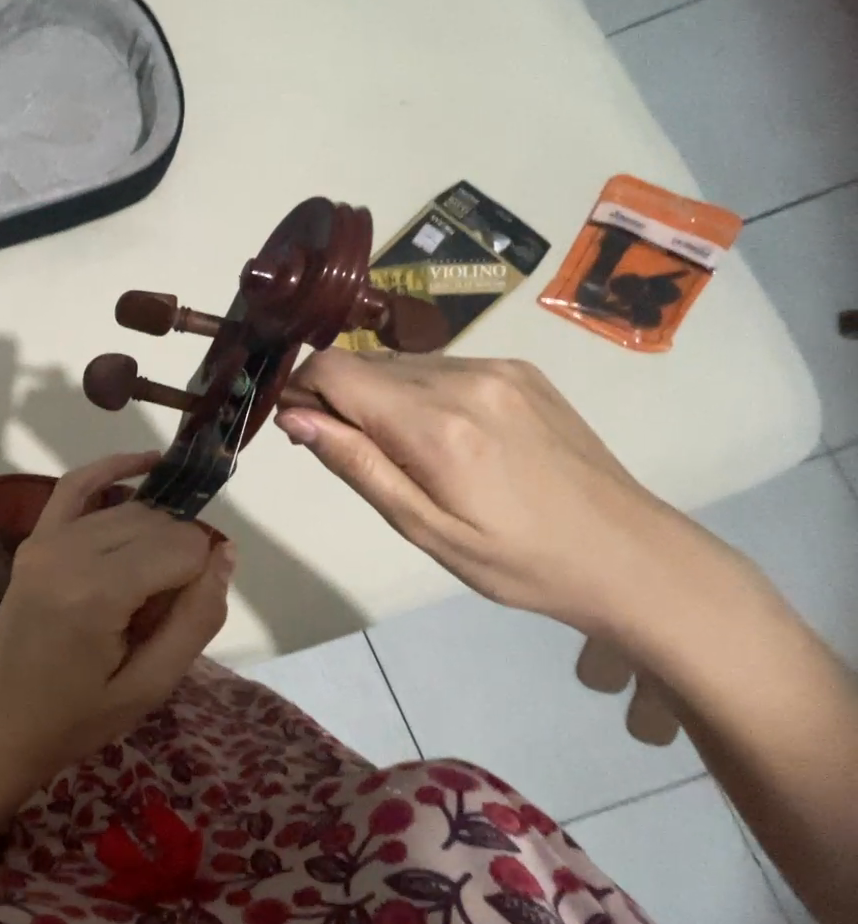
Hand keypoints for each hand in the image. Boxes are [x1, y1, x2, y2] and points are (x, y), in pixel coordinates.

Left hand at [0, 452, 236, 786]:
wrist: (0, 724)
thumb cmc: (76, 718)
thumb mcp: (151, 686)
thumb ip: (196, 619)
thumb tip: (226, 555)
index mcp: (96, 592)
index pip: (181, 547)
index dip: (200, 576)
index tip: (189, 613)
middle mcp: (67, 552)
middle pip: (156, 523)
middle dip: (180, 554)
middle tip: (169, 607)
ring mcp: (43, 541)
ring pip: (126, 510)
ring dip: (155, 532)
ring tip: (156, 580)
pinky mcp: (32, 542)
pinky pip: (74, 488)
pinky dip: (110, 471)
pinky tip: (146, 464)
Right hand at [273, 351, 738, 640]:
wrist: (630, 556)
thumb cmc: (515, 560)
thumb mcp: (421, 527)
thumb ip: (355, 463)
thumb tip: (293, 416)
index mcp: (436, 424)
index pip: (332, 369)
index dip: (301, 393)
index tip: (301, 433)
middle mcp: (465, 379)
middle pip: (361, 362)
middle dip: (335, 399)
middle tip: (351, 455)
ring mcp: (498, 369)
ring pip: (397, 363)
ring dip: (375, 397)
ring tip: (402, 454)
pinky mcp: (520, 371)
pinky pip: (437, 366)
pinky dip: (414, 394)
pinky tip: (441, 439)